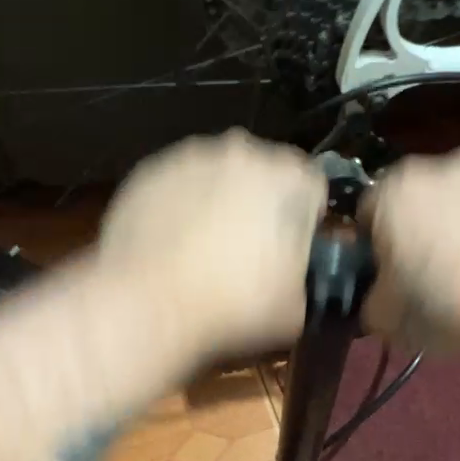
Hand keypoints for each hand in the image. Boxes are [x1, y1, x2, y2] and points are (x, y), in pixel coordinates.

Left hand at [98, 131, 326, 353]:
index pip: (313, 185)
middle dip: (262, 204)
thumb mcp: (295, 308)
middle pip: (263, 172)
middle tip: (252, 251)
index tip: (294, 247)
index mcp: (287, 178)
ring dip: (219, 202)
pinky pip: (176, 187)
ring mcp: (188, 158)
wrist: (147, 306)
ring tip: (206, 251)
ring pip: (216, 176)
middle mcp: (240, 152)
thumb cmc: (233, 306)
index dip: (308, 217)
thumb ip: (303, 274)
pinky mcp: (146, 173)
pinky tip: (173, 247)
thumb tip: (293, 272)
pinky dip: (179, 208)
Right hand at [362, 151, 459, 347]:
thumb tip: (376, 298)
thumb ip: (370, 301)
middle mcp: (431, 168)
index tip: (384, 277)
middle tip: (419, 276)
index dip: (371, 249)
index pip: (364, 215)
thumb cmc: (446, 303)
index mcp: (389, 191)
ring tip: (459, 274)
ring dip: (446, 230)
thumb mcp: (386, 317)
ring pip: (446, 204)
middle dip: (409, 233)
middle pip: (408, 203)